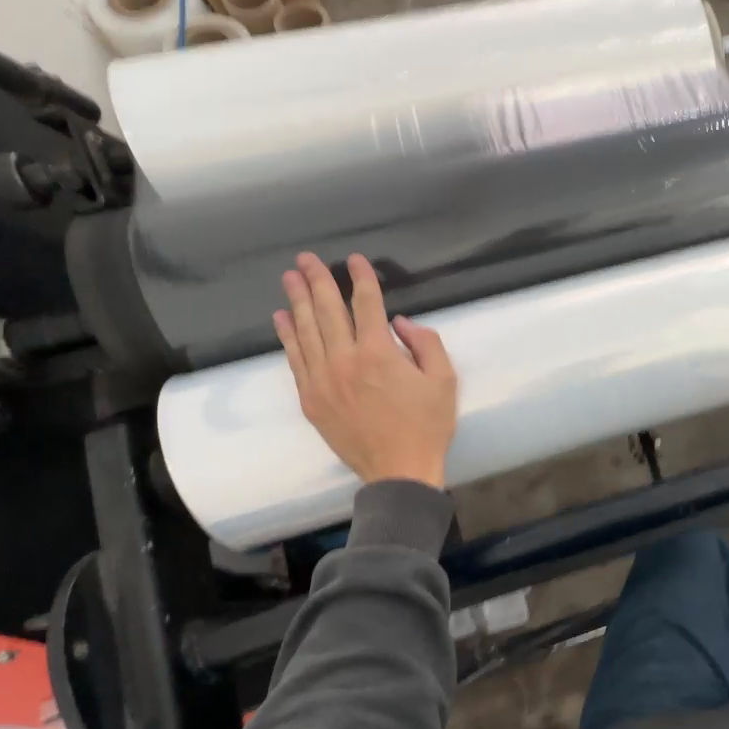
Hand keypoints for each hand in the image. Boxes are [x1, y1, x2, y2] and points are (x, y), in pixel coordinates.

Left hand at [275, 254, 458, 488]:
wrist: (399, 469)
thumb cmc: (427, 426)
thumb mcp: (444, 382)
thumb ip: (427, 345)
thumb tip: (401, 323)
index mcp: (379, 353)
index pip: (367, 305)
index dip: (361, 279)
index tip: (355, 260)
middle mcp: (345, 360)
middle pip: (327, 311)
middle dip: (317, 281)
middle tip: (306, 259)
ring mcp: (323, 379)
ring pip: (306, 331)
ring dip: (298, 301)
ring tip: (290, 278)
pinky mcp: (311, 398)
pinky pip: (295, 359)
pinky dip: (288, 336)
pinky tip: (283, 318)